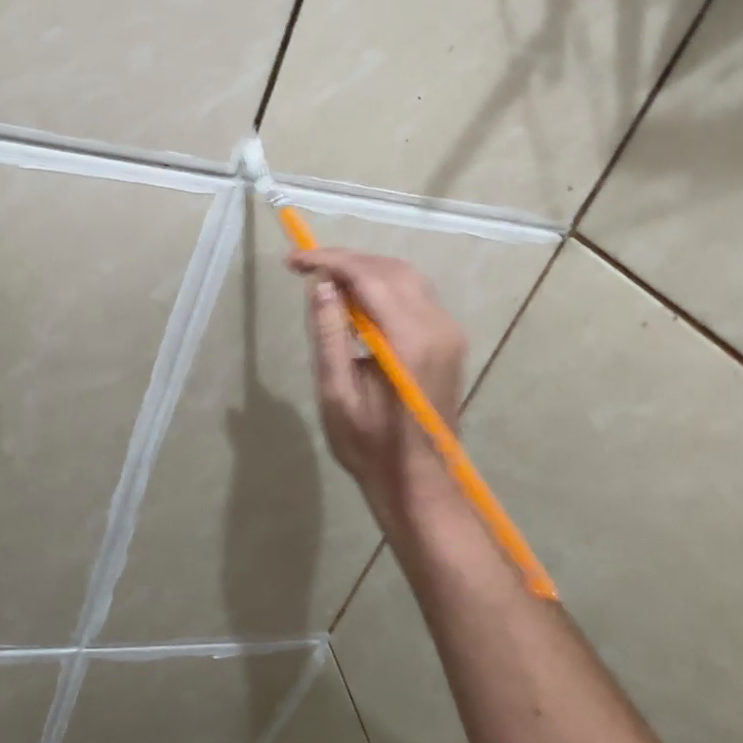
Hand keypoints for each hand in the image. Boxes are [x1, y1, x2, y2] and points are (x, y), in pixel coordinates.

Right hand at [286, 248, 469, 535]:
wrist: (419, 482)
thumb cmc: (370, 446)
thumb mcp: (337, 393)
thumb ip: (329, 335)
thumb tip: (321, 285)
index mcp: (410, 340)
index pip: (369, 276)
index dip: (329, 260)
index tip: (292, 261)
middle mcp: (438, 327)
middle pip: (390, 269)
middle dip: (346, 260)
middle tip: (304, 267)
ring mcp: (449, 333)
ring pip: (406, 277)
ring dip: (365, 270)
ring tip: (326, 279)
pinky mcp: (449, 341)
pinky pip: (416, 296)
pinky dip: (383, 286)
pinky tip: (356, 300)